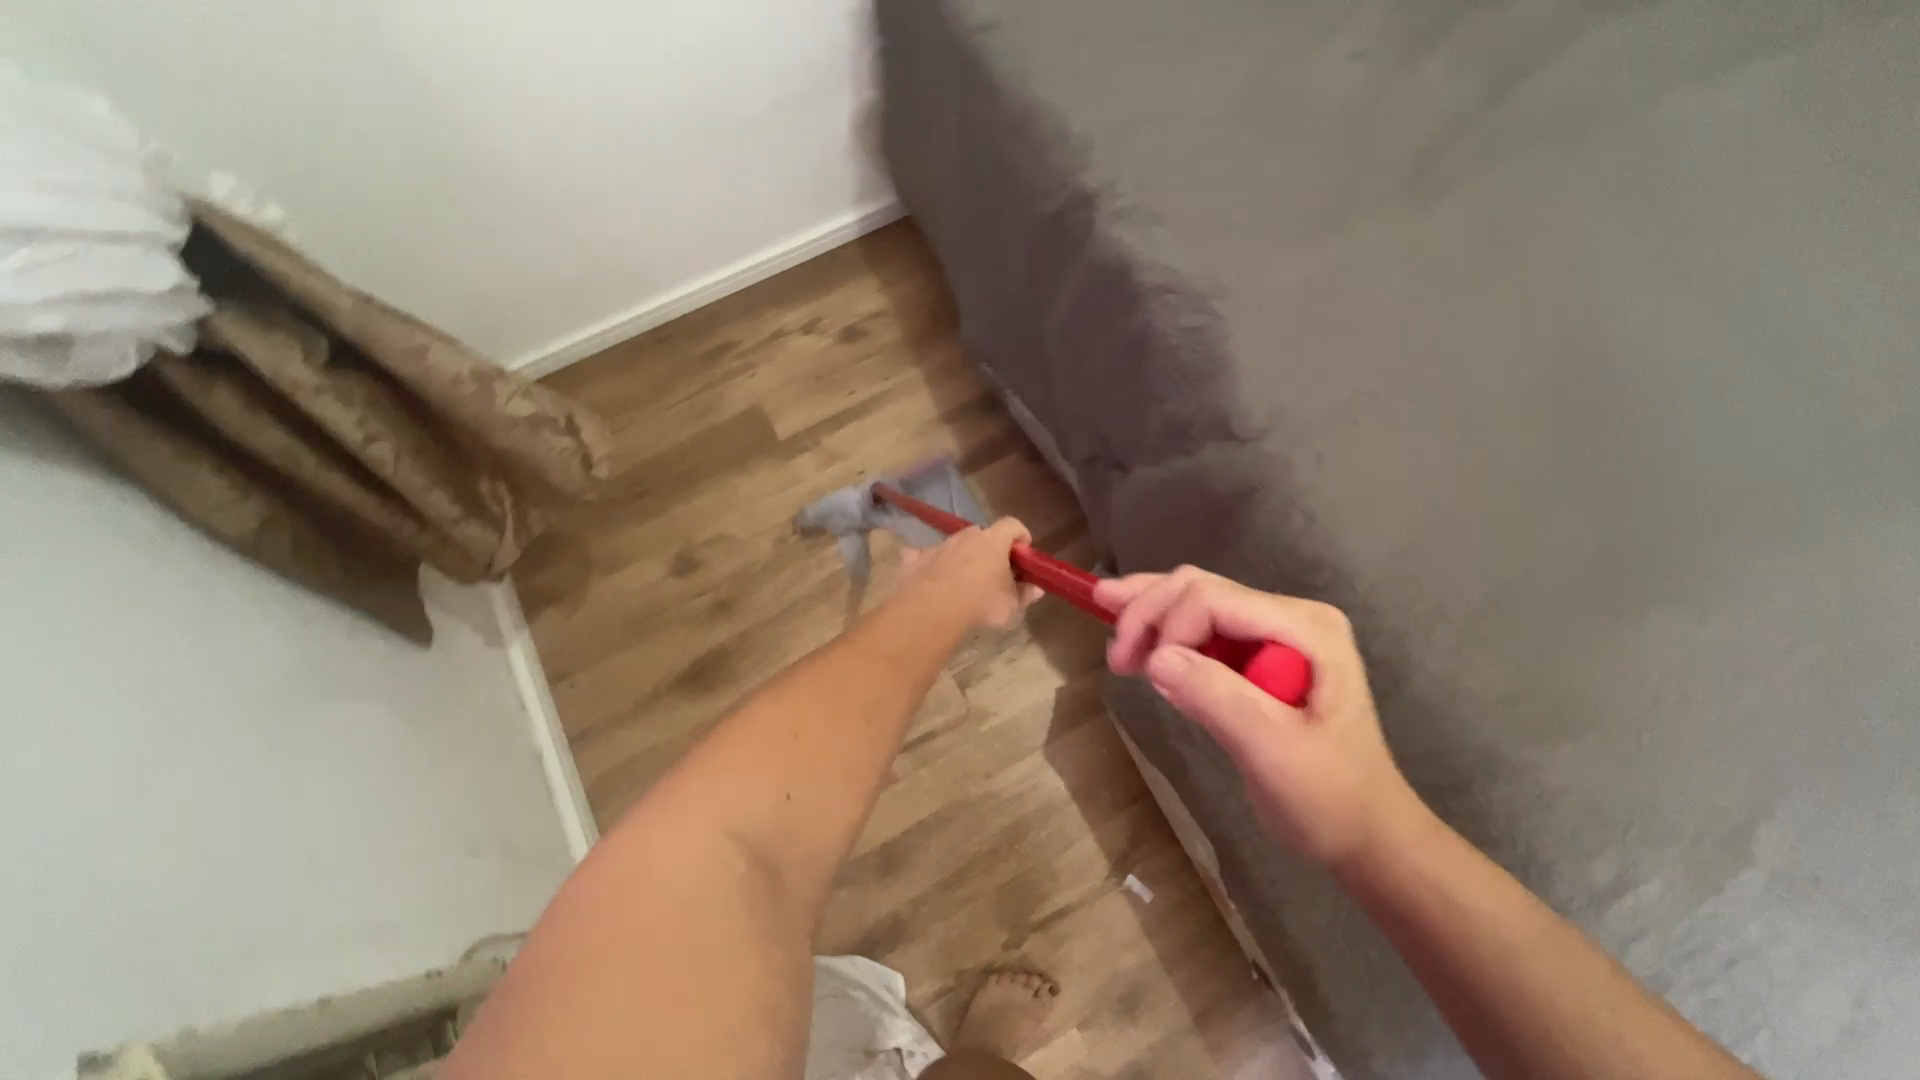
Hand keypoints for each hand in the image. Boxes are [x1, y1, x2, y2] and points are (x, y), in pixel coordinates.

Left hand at [898, 518, 1043, 628]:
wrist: (934, 610)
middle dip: (989, 547)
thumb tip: (1036, 589)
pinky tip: (928, 578)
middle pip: (982, 533)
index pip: (1012, 524)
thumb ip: (1025, 594)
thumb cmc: (981, 604)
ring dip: (960, 556)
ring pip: (954, 544)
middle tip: (993, 571)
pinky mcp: (916, 559)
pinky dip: (927, 563)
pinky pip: (922, 556)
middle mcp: (965, 536)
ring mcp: (939, 546)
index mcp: (993, 541)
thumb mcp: (1011, 605)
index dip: (1020, 535)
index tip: (1023, 552)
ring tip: (962, 581)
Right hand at [1093, 567, 1423, 867]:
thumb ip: (1217, 698)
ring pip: (1196, 601)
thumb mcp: (1272, 752)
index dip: (1168, 626)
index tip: (1141, 674)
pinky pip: (1202, 631)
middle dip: (1149, 611)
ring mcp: (1274, 636)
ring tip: (1106, 622)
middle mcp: (1289, 618)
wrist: (1366, 835)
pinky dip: (1165, 635)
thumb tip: (1155, 658)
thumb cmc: (1329, 798)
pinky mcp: (1258, 659)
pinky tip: (1139, 647)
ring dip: (1150, 615)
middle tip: (1114, 655)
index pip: (1214, 599)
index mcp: (1305, 629)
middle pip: (1200, 589)